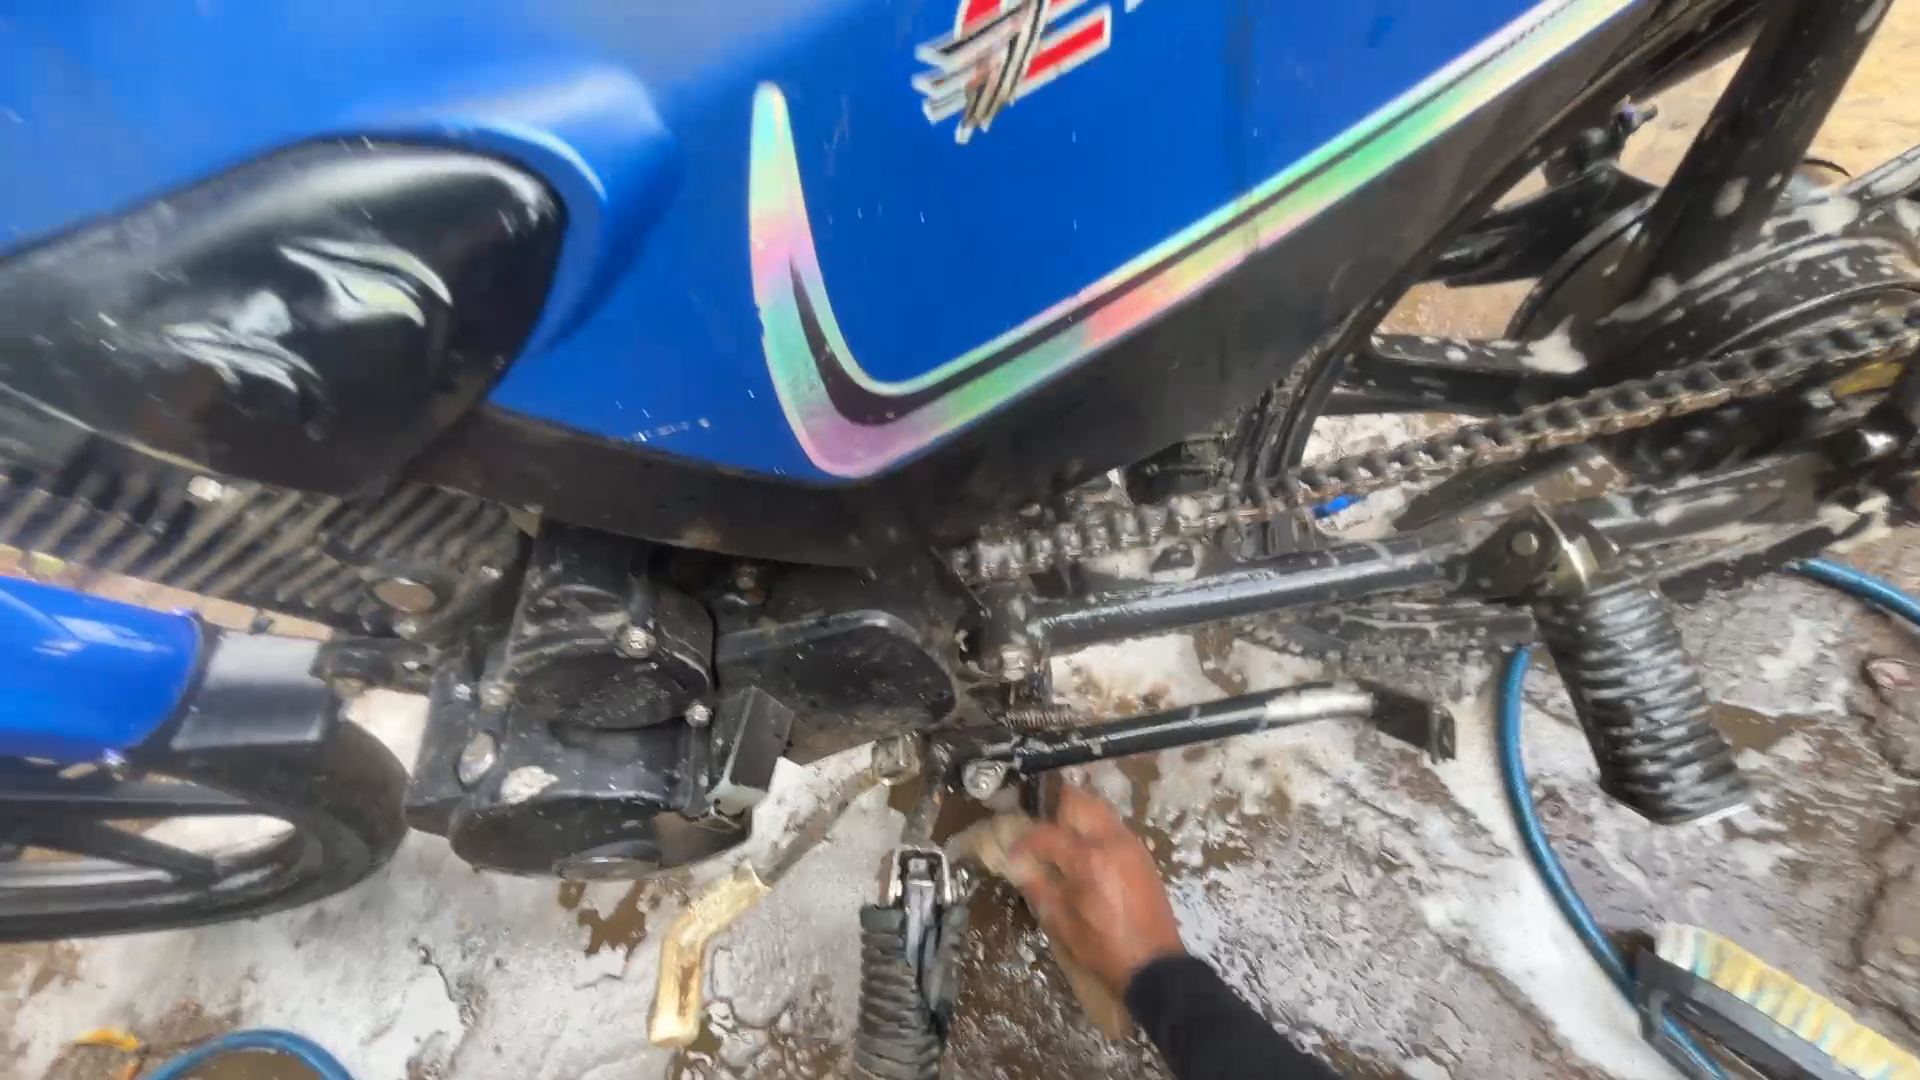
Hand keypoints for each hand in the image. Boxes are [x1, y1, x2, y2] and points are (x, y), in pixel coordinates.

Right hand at [1003, 784, 1186, 995]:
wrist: (1156, 966)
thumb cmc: (1105, 949)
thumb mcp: (1063, 925)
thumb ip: (1039, 889)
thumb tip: (1021, 867)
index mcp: (1088, 859)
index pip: (1048, 834)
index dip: (1025, 841)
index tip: (1013, 852)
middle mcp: (1111, 841)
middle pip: (1079, 801)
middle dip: (1055, 809)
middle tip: (1042, 832)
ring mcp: (1130, 844)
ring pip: (1099, 809)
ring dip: (1077, 817)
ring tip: (1063, 840)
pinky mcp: (1142, 854)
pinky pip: (1113, 826)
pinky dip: (1095, 828)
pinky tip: (1087, 851)